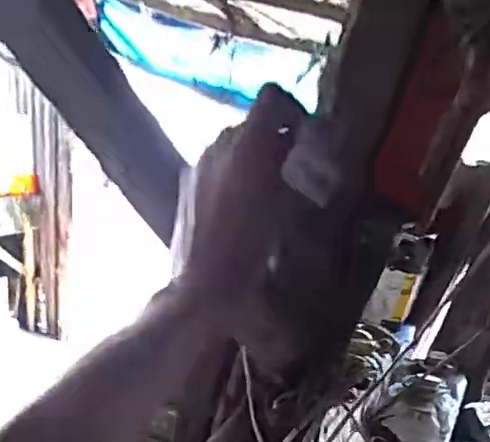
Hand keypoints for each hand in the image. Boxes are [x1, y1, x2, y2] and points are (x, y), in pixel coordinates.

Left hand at [174, 84, 306, 312]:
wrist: (201, 293)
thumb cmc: (247, 263)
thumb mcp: (282, 220)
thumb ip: (288, 176)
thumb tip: (295, 149)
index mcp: (246, 151)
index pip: (271, 100)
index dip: (292, 111)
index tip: (304, 137)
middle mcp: (217, 149)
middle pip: (249, 124)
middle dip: (272, 141)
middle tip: (292, 171)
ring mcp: (197, 167)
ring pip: (230, 146)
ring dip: (250, 160)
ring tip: (266, 194)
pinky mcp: (185, 188)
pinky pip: (213, 168)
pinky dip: (230, 177)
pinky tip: (239, 211)